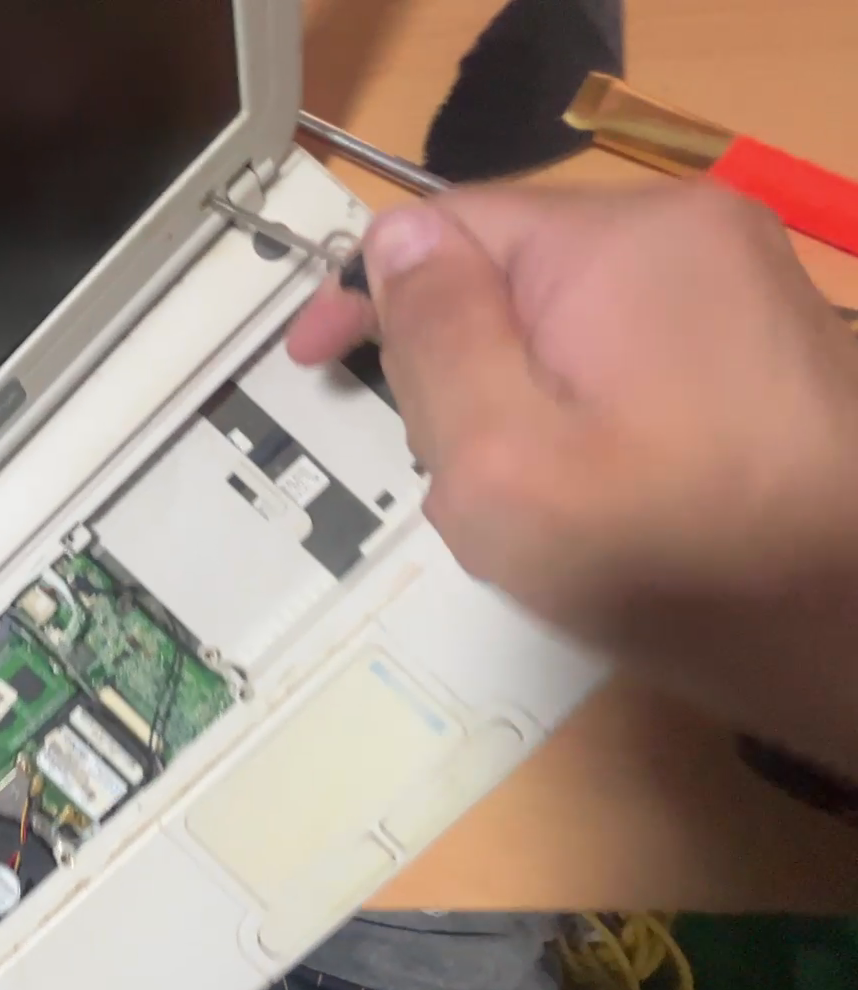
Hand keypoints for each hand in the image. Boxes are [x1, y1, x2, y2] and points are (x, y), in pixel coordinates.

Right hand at [288, 182, 857, 769]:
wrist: (837, 636)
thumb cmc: (643, 552)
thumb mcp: (492, 446)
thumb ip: (434, 332)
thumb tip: (393, 236)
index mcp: (617, 247)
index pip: (442, 225)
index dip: (361, 289)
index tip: (312, 362)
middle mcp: (681, 238)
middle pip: (486, 270)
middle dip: (429, 354)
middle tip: (426, 451)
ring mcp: (717, 288)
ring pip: (526, 315)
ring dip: (478, 389)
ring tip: (490, 477)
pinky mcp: (727, 341)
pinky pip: (581, 346)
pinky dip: (532, 402)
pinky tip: (546, 472)